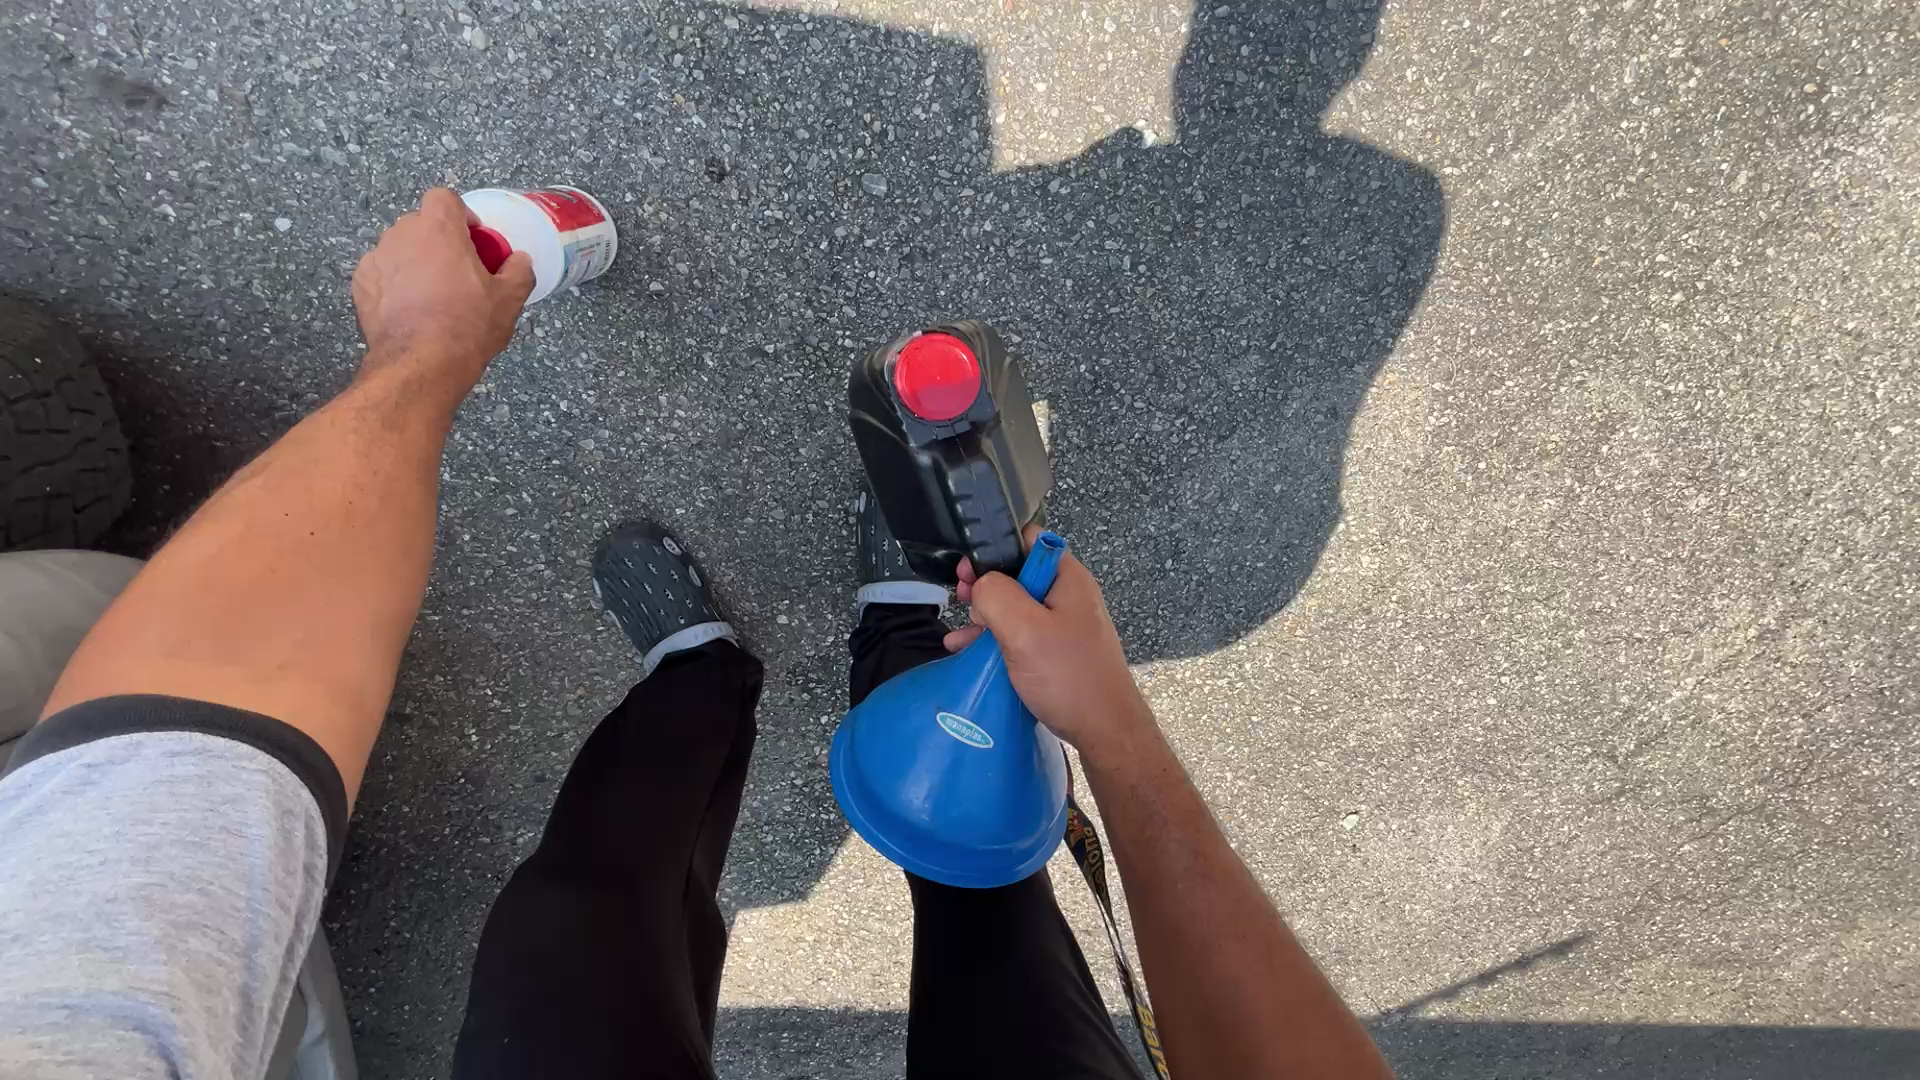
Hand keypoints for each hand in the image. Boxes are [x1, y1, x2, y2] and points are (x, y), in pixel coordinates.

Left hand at [349, 188, 533, 398]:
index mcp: (439, 231)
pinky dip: (399, 284)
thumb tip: (519, 260)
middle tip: (463, 274)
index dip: (463, 215)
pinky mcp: (361, 283)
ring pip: (402, 249)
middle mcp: (402, 235)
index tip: (476, 240)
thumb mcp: (509, 300)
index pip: (445, 198)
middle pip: (423, 224)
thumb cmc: (469, 325)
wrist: (422, 361)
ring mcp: (376, 258)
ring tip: (439, 298)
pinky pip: (385, 273)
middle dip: (442, 242)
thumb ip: (518, 271)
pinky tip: (416, 312)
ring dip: (420, 263)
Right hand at [945, 528, 1156, 757]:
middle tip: (961, 600)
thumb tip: (981, 585)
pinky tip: (971, 653)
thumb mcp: (1024, 629)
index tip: (968, 570)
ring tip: (959, 635)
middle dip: (986, 587)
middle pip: (1018, 575)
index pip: (1028, 540)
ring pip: (1016, 608)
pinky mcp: (1059, 650)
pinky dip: (997, 640)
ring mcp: (1064, 624)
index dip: (995, 548)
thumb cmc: (1068, 677)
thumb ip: (996, 594)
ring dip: (986, 618)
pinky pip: (1022, 635)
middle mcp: (1068, 595)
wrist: (1105, 731)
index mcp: (1067, 578)